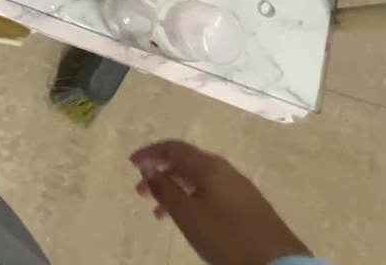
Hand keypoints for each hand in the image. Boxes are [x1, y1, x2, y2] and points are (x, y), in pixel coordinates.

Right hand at [129, 140, 310, 264]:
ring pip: (200, 183)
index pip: (173, 148)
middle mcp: (226, 171)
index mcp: (209, 166)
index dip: (149, 154)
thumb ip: (164, 188)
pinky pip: (214, 197)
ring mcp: (242, 191)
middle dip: (161, 176)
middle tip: (142, 193)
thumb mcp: (187, 214)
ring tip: (161, 214)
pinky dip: (195, 203)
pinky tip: (191, 222)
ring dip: (177, 193)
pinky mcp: (252, 211)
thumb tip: (149, 169)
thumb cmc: (227, 237)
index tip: (132, 165)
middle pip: (186, 165)